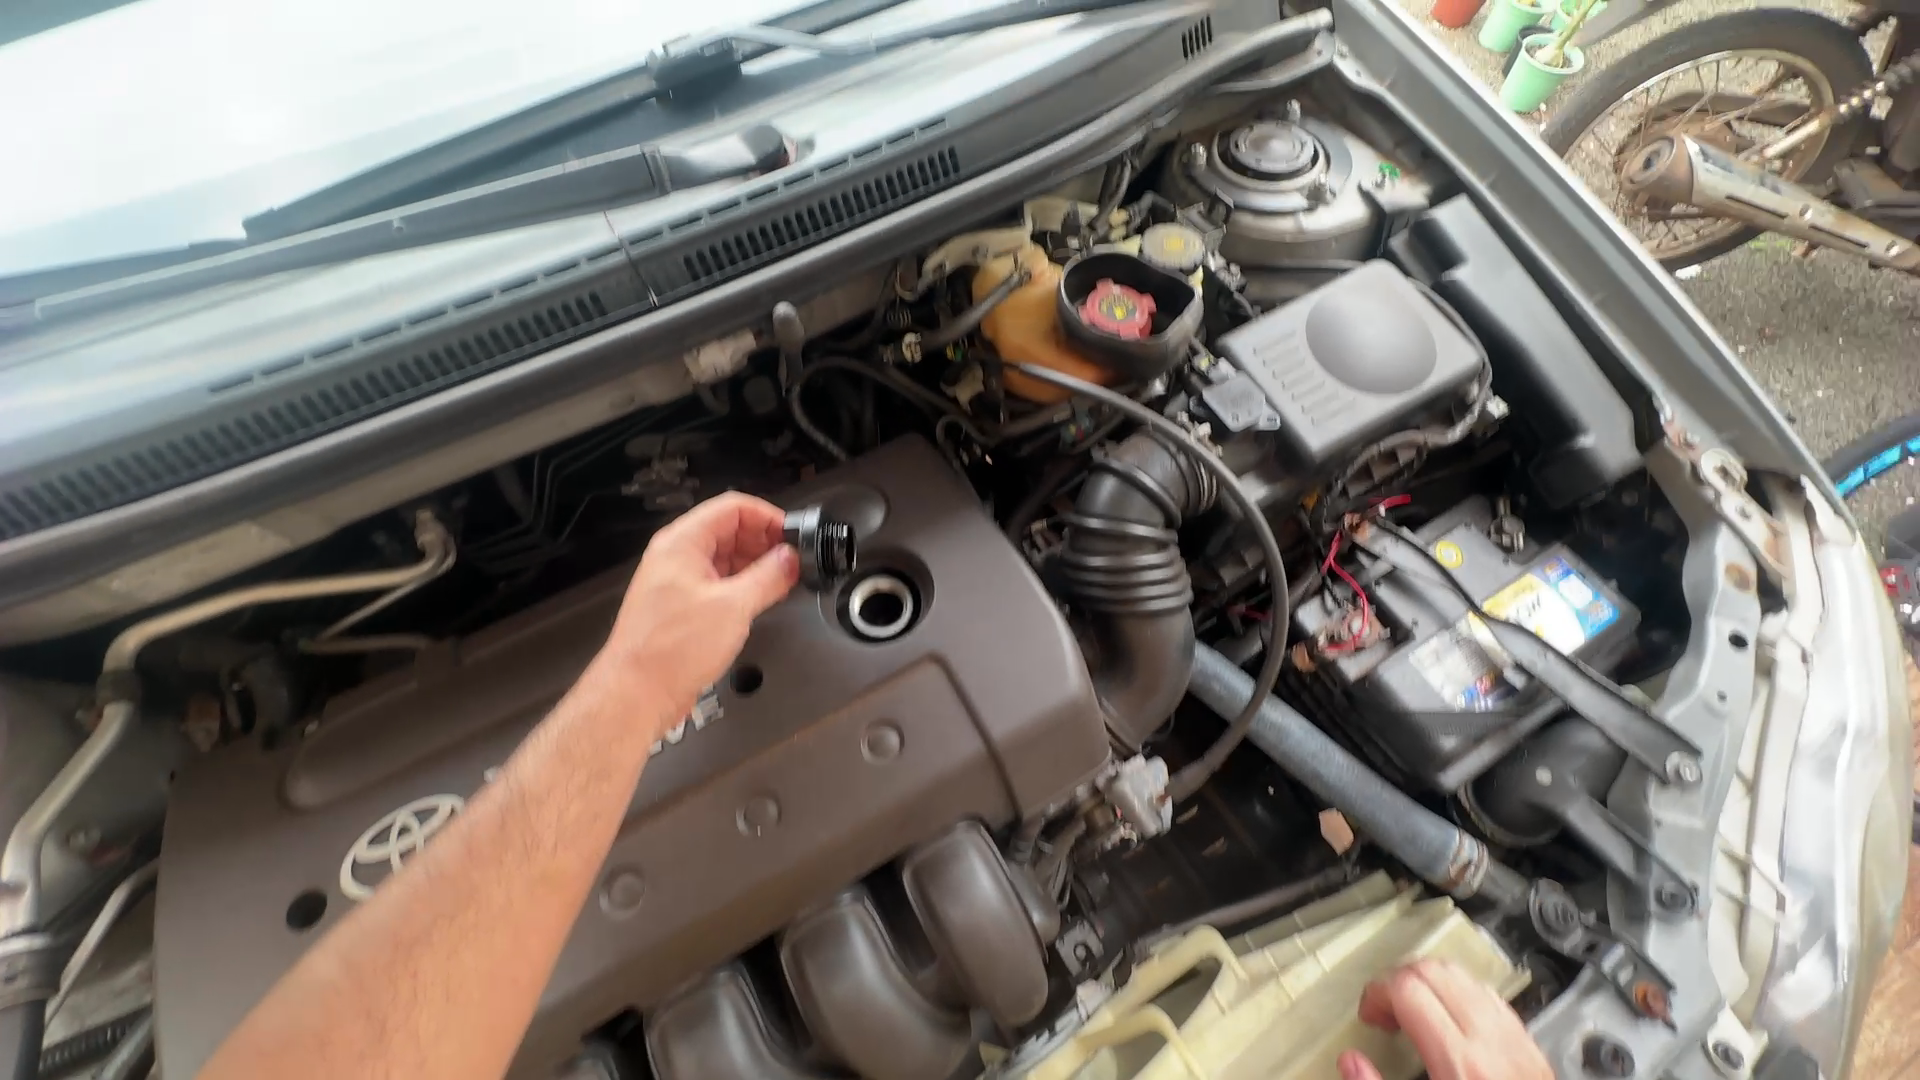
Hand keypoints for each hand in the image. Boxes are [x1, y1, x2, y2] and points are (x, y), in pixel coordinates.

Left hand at [593, 492, 797, 740]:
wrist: (636, 695)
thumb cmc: (675, 648)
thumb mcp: (734, 607)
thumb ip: (769, 576)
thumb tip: (791, 558)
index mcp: (682, 543)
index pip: (732, 507)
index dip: (767, 516)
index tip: (793, 535)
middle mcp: (677, 556)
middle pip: (729, 530)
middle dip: (765, 542)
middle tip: (794, 561)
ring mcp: (678, 581)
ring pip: (726, 557)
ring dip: (757, 565)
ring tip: (784, 581)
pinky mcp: (682, 606)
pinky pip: (719, 582)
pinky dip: (744, 585)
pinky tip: (763, 598)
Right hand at [1340, 960, 1550, 1079]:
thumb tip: (1350, 1060)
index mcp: (1460, 1064)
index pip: (1406, 988)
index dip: (1376, 993)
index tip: (1370, 1016)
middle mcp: (1491, 1043)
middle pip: (1430, 971)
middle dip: (1398, 981)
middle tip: (1387, 1012)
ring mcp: (1517, 1042)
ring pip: (1459, 974)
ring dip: (1427, 982)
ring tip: (1414, 1012)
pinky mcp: (1532, 1048)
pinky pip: (1487, 994)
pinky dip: (1459, 993)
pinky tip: (1449, 1020)